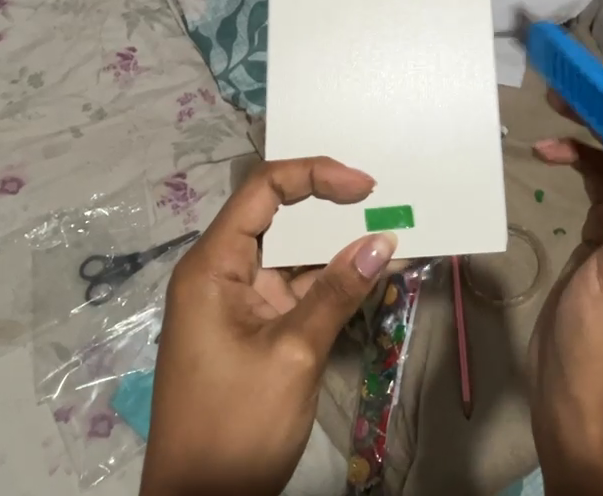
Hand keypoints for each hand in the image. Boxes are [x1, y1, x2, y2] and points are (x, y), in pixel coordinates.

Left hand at [142, 157, 396, 495]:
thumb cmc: (234, 427)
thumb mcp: (293, 355)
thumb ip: (338, 292)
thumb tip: (384, 242)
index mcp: (213, 265)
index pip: (264, 190)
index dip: (316, 175)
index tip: (366, 186)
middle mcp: (222, 271)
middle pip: (279, 215)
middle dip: (332, 205)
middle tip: (385, 203)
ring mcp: (239, 301)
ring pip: (292, 253)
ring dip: (337, 245)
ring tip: (389, 231)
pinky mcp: (256, 328)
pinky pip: (297, 288)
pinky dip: (333, 281)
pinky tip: (372, 273)